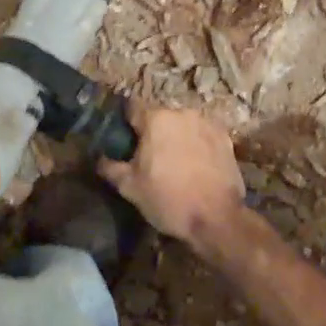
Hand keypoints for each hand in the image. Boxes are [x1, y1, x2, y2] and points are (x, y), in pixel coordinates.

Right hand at [99, 105, 245, 245]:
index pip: (132, 107)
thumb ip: (110, 168)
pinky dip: (197, 144)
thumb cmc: (168, 200)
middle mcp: (182, 113)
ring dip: (176, 137)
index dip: (125, 121)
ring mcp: (207, 124)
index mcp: (156, 119)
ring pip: (183, 125)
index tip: (123, 137)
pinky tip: (196, 165)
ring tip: (175, 162)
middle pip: (160, 117)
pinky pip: (203, 135)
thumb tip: (99, 159)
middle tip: (148, 156)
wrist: (216, 217)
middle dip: (153, 132)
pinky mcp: (226, 138)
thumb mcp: (130, 188)